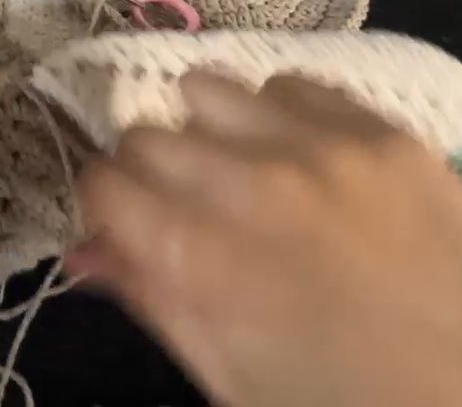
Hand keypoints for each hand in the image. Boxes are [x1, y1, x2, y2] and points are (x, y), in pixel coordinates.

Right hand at [71, 71, 461, 406]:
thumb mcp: (234, 383)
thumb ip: (151, 300)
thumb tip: (83, 249)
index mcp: (202, 259)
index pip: (101, 182)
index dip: (105, 208)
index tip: (128, 226)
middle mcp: (246, 183)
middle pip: (143, 134)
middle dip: (151, 174)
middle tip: (189, 210)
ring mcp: (317, 146)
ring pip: (204, 88)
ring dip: (207, 130)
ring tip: (243, 170)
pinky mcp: (378, 127)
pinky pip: (286, 84)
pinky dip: (277, 115)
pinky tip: (305, 160)